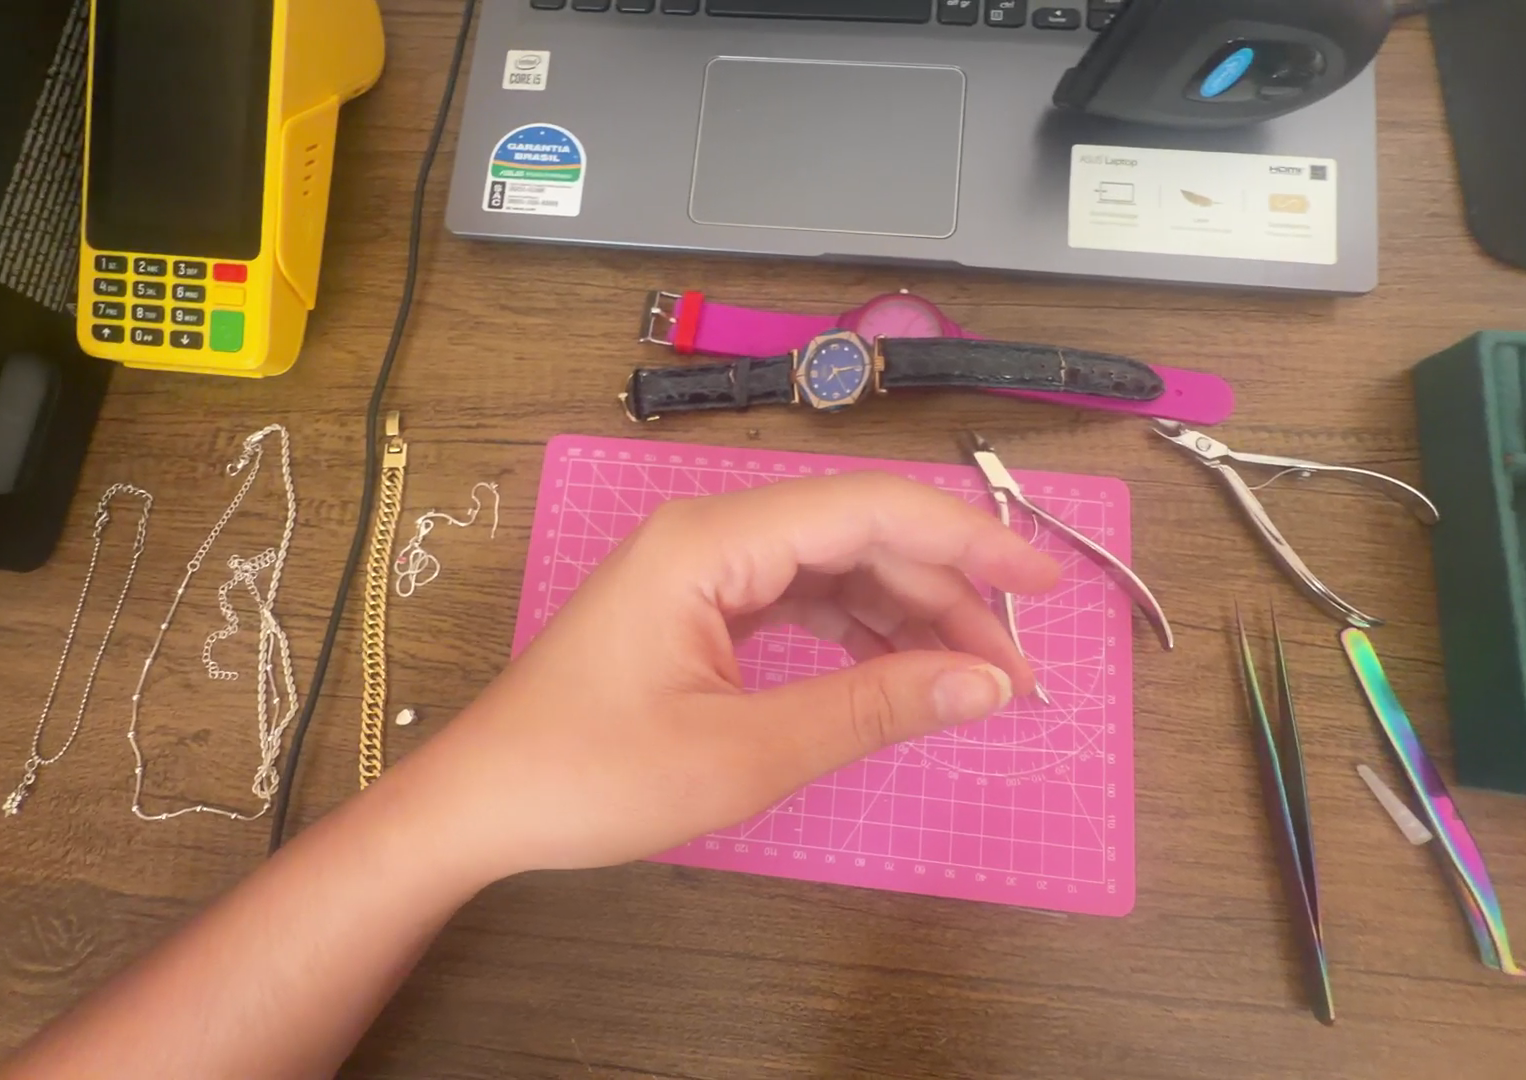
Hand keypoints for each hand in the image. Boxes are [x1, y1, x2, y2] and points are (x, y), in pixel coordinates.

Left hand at [403, 471, 1059, 882]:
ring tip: (967, 671)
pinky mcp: (702, 602)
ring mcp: (705, 566)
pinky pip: (799, 597)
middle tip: (1010, 663)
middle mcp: (712, 533)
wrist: (485, 801)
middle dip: (942, 590)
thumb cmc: (594, 775)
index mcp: (713, 540)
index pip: (867, 510)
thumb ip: (870, 707)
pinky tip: (895, 664)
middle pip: (855, 535)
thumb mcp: (745, 753)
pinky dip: (855, 629)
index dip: (966, 539)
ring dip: (904, 611)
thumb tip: (985, 683)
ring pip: (833, 565)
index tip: (1039, 586)